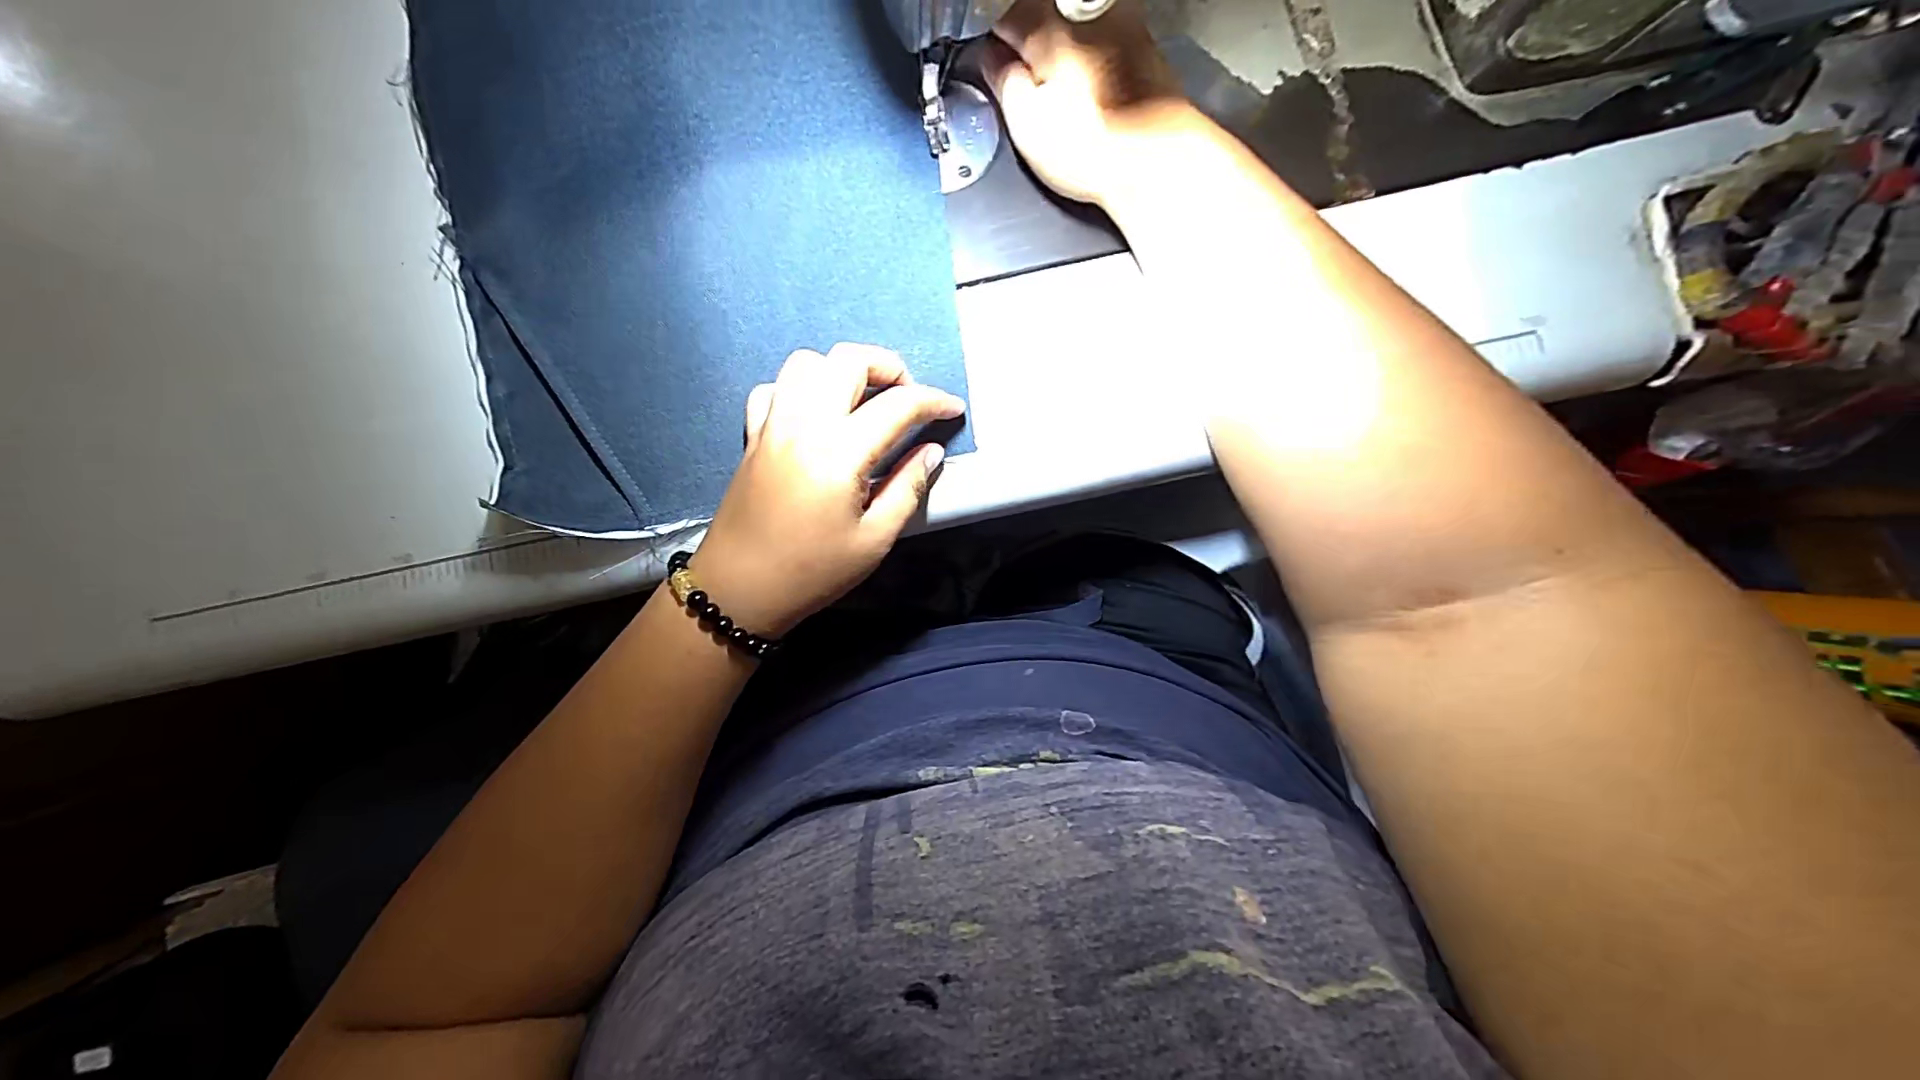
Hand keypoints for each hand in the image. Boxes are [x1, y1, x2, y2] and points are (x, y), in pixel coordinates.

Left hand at [687, 344, 963, 638]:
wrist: (738, 590)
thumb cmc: (811, 573)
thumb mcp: (873, 540)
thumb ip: (907, 488)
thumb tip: (930, 452)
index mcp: (838, 452)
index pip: (897, 405)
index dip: (933, 401)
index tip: (952, 410)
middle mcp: (803, 424)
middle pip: (848, 360)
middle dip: (889, 367)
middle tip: (909, 397)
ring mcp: (772, 426)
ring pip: (807, 363)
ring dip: (842, 371)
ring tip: (864, 400)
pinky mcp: (752, 437)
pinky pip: (775, 389)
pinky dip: (801, 390)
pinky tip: (816, 416)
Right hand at [985, 0, 1186, 206]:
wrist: (1156, 160)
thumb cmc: (1093, 146)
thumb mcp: (1025, 121)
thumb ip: (1003, 80)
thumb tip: (994, 63)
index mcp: (1048, 22)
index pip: (1006, 21)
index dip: (997, 52)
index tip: (997, 76)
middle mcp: (1087, 11)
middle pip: (1046, 21)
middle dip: (1035, 52)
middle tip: (1031, 95)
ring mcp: (1122, 25)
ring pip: (1079, 32)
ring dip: (1068, 59)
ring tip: (1067, 105)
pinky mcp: (1146, 49)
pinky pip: (1108, 48)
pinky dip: (1096, 69)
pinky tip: (1096, 104)